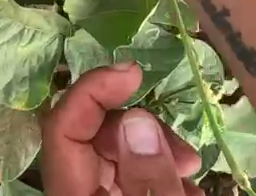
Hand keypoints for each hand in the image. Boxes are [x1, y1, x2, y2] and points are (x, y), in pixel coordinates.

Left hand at [42, 63, 202, 195]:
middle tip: (186, 152)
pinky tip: (187, 186)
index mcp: (69, 192)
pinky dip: (155, 174)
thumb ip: (149, 177)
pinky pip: (125, 180)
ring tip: (192, 169)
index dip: (94, 89)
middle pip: (96, 136)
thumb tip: (138, 119)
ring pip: (116, 155)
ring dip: (156, 152)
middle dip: (141, 129)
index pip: (63, 123)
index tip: (134, 72)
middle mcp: (74, 191)